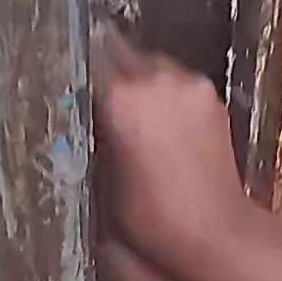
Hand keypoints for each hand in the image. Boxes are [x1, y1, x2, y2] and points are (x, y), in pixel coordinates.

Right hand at [93, 26, 257, 274]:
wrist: (215, 231)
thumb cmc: (151, 216)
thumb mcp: (103, 177)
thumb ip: (93, 132)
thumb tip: (83, 109)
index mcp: (120, 97)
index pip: (87, 56)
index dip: (75, 61)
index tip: (66, 66)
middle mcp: (155, 79)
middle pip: (119, 49)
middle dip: (105, 64)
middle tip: (94, 85)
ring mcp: (188, 84)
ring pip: (150, 62)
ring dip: (136, 75)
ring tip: (127, 107)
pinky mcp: (211, 95)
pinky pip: (177, 79)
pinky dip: (163, 90)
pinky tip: (156, 118)